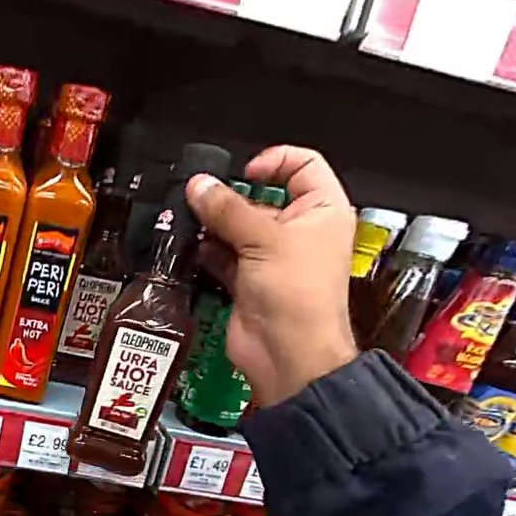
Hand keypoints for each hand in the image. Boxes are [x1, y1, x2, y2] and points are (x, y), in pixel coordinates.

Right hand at [186, 146, 358, 406]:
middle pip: (260, 199)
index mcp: (322, 211)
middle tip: (204, 199)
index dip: (273, 162)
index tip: (244, 171)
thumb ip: (228, 209)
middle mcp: (298, 232)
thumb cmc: (301, 300)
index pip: (302, 166)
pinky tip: (194, 248)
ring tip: (194, 222)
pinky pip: (222, 256)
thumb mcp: (265, 239)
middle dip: (230, 198)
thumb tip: (201, 186)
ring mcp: (271, 257)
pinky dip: (207, 251)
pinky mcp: (247, 280)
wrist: (285, 353)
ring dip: (214, 225)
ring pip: (236, 227)